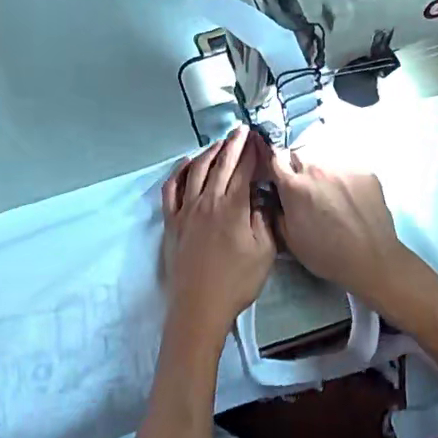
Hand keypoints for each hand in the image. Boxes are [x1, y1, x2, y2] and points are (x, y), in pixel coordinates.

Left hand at [160, 126, 276, 335]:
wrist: (199, 307)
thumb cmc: (237, 282)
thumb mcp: (265, 252)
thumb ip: (264, 220)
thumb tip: (260, 199)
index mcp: (233, 207)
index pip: (244, 170)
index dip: (251, 152)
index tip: (258, 138)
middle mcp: (208, 201)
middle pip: (221, 164)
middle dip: (233, 144)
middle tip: (241, 130)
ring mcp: (186, 210)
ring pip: (196, 171)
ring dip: (209, 152)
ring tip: (219, 142)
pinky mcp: (172, 222)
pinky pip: (172, 189)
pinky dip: (178, 172)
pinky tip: (185, 163)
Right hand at [267, 146, 413, 307]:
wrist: (371, 259)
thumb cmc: (326, 254)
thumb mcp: (290, 239)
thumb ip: (277, 211)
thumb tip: (273, 197)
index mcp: (294, 185)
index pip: (275, 158)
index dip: (275, 166)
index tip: (279, 175)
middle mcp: (317, 169)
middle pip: (300, 155)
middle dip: (299, 168)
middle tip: (307, 190)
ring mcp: (343, 168)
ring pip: (326, 162)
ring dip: (324, 174)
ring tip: (333, 196)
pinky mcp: (365, 172)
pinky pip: (348, 170)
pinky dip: (346, 181)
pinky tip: (353, 200)